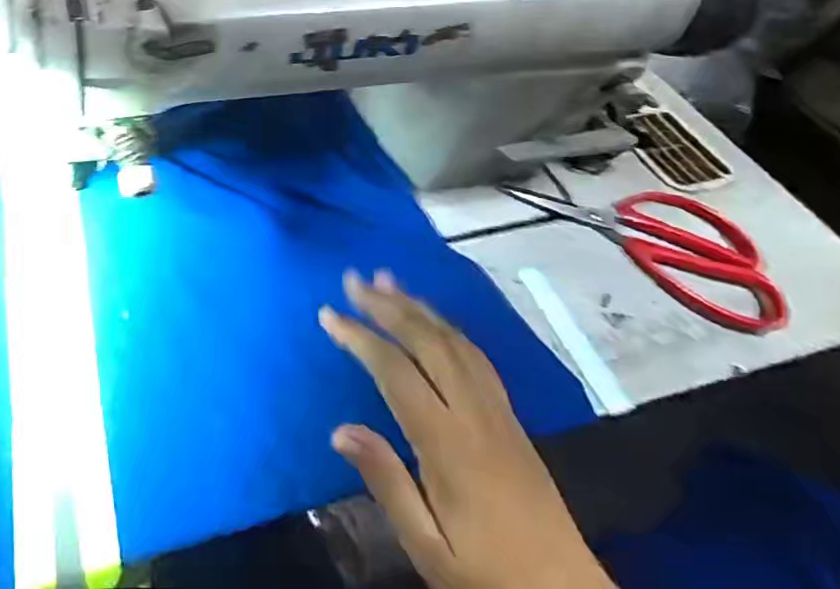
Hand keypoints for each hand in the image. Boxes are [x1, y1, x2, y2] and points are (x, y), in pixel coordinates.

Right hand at [320, 270, 613, 588]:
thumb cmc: (487, 572)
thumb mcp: (428, 545)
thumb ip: (386, 482)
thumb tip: (340, 430)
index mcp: (448, 442)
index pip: (396, 372)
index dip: (360, 339)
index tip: (329, 315)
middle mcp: (473, 410)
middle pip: (427, 341)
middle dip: (388, 305)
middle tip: (355, 279)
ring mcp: (496, 407)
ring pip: (454, 340)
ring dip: (418, 306)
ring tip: (388, 281)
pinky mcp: (510, 413)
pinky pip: (475, 354)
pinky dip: (448, 326)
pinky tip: (434, 320)